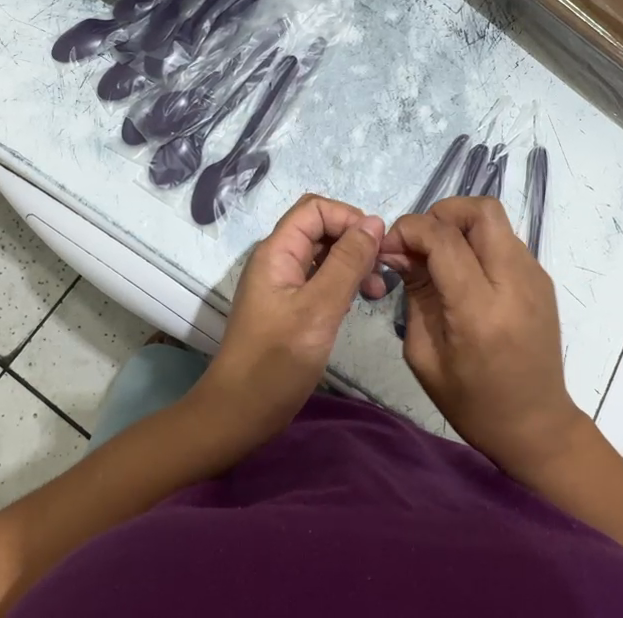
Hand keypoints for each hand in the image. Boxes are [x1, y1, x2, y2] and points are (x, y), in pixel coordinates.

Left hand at [195, 194, 384, 438]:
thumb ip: (347, 263)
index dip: (349, 218)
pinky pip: (319, 279)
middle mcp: (277, 260)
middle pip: (319, 228)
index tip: (379, 246)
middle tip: (383, 270)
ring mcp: (281, 284)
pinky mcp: (288, 307)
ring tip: (376, 290)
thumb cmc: (277, 361)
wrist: (239, 412)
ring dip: (352, 263)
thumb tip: (373, 222)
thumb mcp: (319, 309)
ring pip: (322, 254)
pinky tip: (358, 302)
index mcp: (276, 252)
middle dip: (354, 240)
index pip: (315, 209)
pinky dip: (342, 283)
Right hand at [381, 196, 589, 473]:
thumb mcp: (424, 355)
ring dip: (460, 226)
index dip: (410, 229)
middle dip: (441, 214)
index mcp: (480, 311)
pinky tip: (464, 273)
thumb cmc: (472, 402)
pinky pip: (505, 240)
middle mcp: (514, 284)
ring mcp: (534, 279)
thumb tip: (398, 250)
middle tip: (420, 242)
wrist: (536, 426)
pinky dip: (478, 242)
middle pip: (481, 210)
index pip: (444, 239)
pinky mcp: (542, 280)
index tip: (390, 247)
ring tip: (439, 258)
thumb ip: (414, 293)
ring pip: (495, 220)